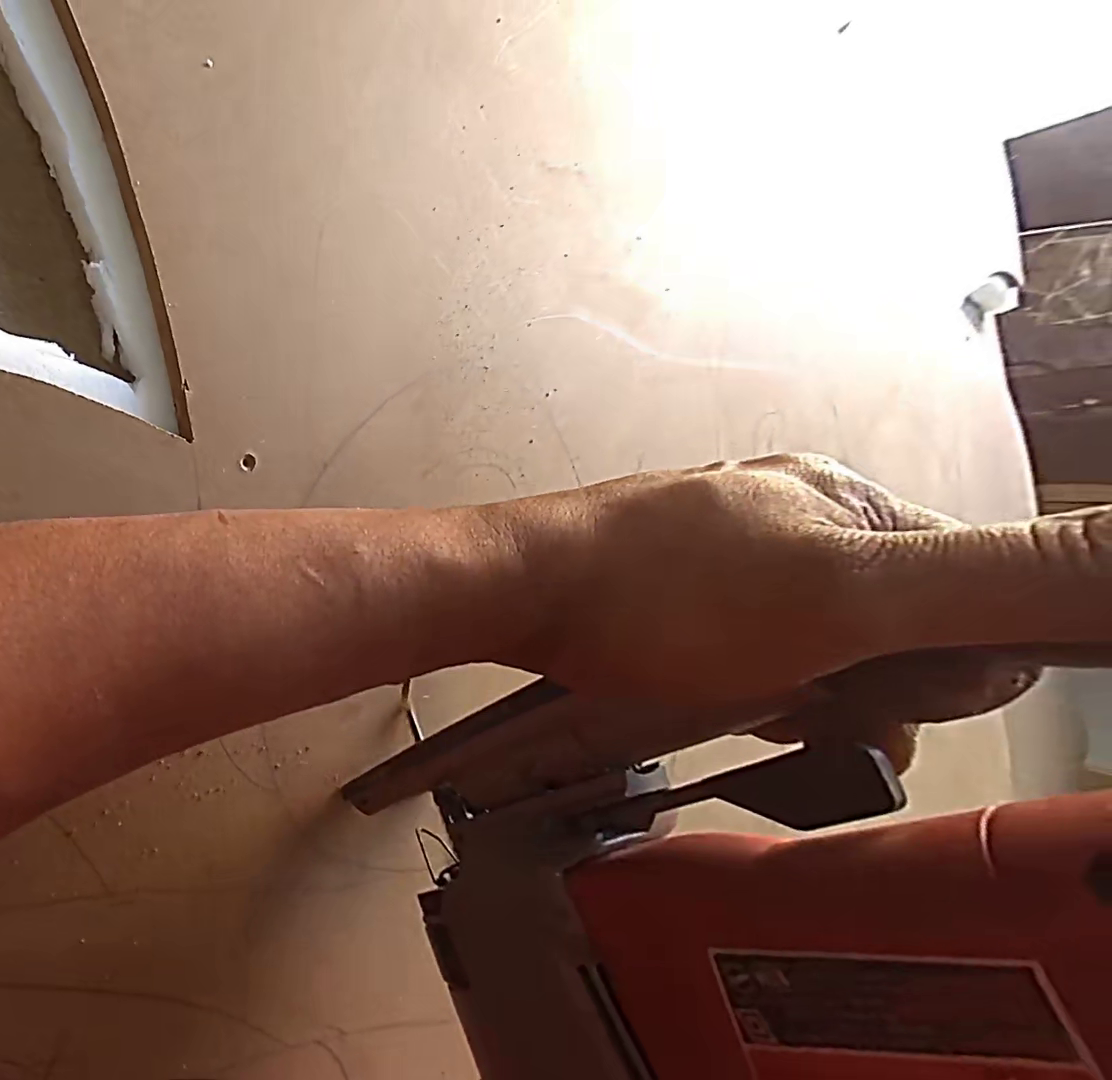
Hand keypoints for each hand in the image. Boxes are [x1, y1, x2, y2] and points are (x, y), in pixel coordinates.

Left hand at [487, 454, 1111, 764]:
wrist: (510, 592)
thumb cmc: (652, 589)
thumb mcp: (851, 590)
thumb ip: (1015, 577)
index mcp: (842, 504)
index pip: (980, 589)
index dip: (949, 662)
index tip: (881, 686)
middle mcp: (776, 521)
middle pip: (886, 625)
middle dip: (859, 681)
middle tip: (786, 689)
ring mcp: (708, 559)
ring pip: (804, 647)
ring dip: (787, 690)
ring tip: (726, 690)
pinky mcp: (656, 596)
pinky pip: (729, 652)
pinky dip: (727, 683)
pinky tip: (691, 691)